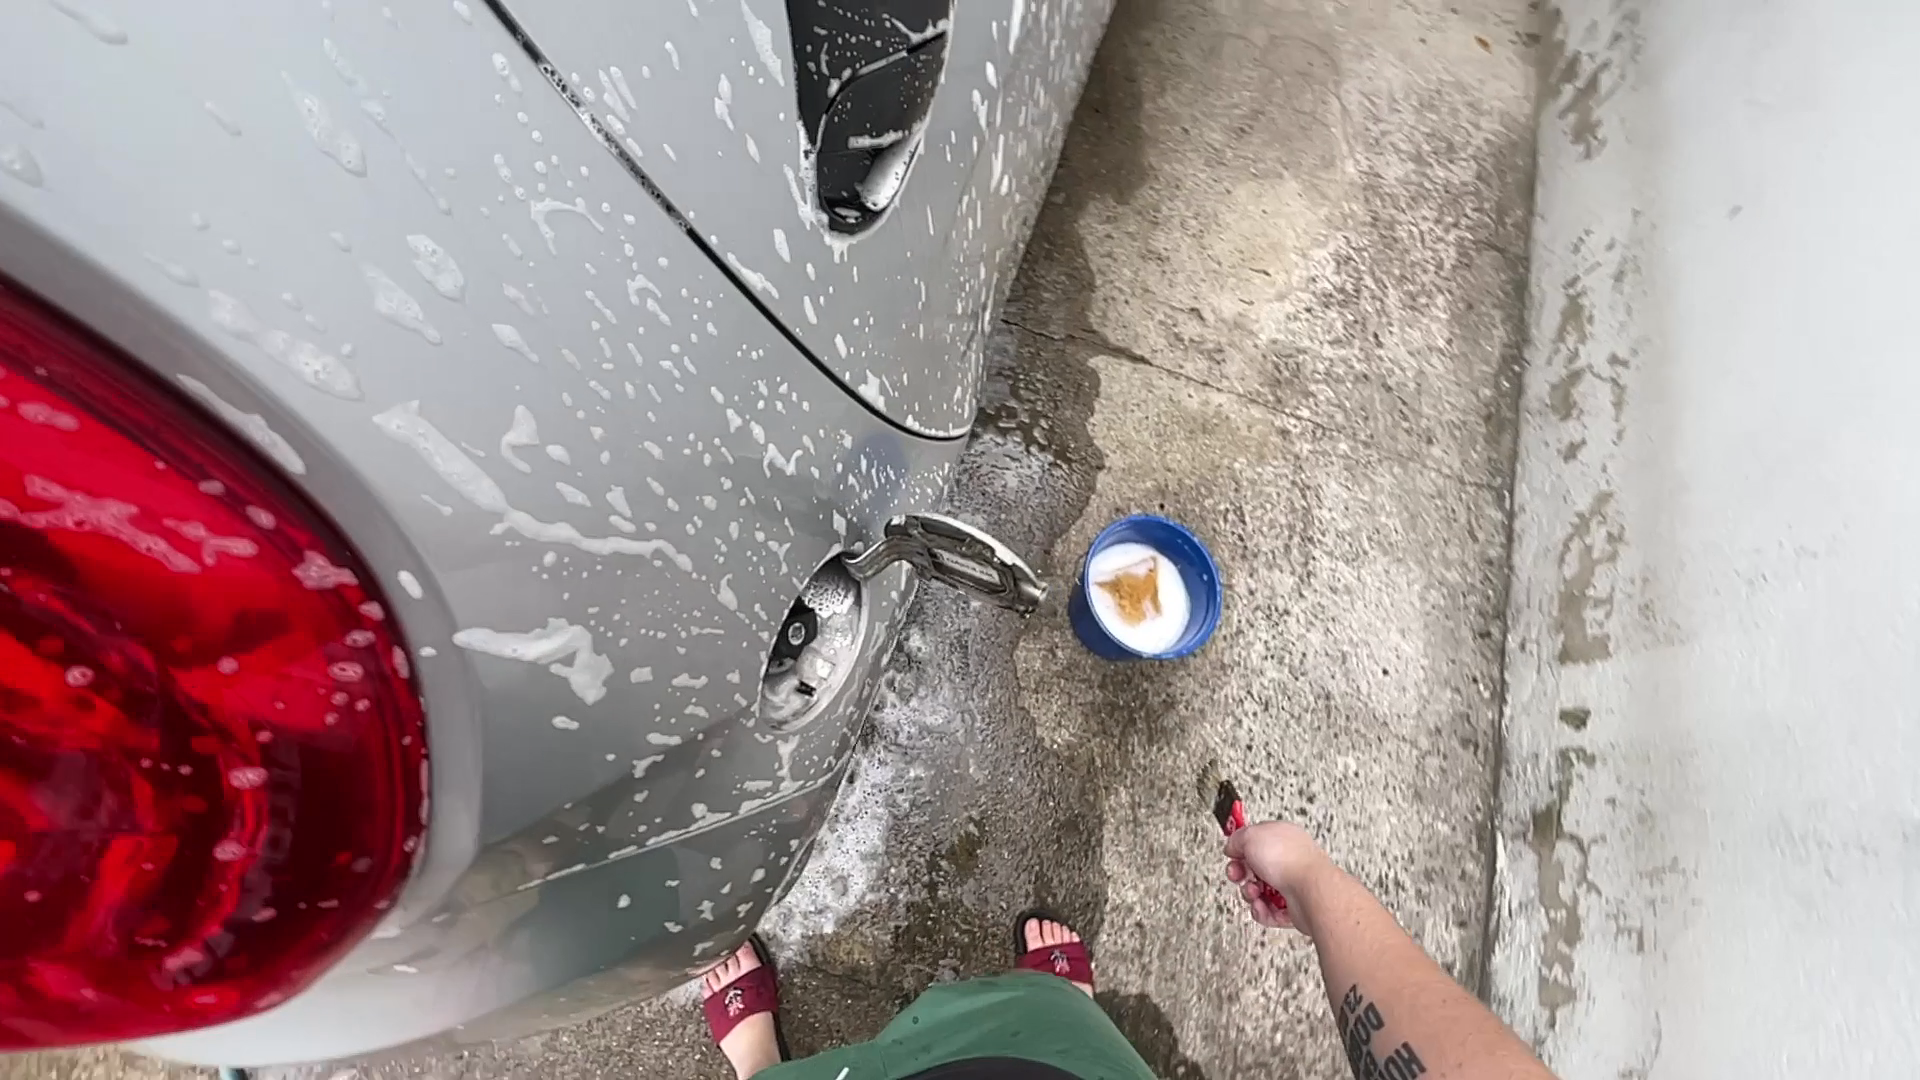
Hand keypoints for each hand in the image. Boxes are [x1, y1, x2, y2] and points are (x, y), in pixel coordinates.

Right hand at [1224, 821, 1333, 934]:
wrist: (1310, 891)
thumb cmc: (1288, 860)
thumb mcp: (1250, 836)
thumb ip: (1236, 839)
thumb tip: (1232, 847)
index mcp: (1281, 837)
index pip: (1256, 840)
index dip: (1240, 848)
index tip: (1232, 853)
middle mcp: (1288, 859)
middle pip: (1255, 867)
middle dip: (1241, 874)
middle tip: (1239, 875)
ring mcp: (1292, 884)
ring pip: (1260, 891)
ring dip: (1250, 893)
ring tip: (1254, 893)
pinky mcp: (1294, 907)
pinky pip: (1269, 911)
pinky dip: (1262, 911)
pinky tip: (1262, 906)